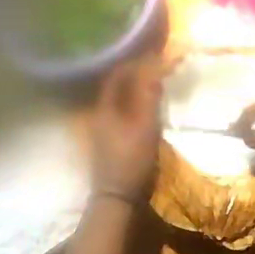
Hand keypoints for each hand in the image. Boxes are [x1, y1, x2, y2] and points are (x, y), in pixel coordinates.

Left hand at [88, 58, 162, 203]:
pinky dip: (133, 106)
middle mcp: (99, 116)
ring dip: (133, 91)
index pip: (114, 76)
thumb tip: (154, 67)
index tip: (147, 54)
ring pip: (117, 102)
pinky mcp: (109, 144)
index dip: (130, 63)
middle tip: (152, 67)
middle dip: (132, 75)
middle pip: (114, 88)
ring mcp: (102, 131)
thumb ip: (149, 96)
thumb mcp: (145, 126)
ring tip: (152, 84)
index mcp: (104, 108)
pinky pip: (121, 115)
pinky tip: (145, 110)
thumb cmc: (131, 160)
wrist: (117, 199)